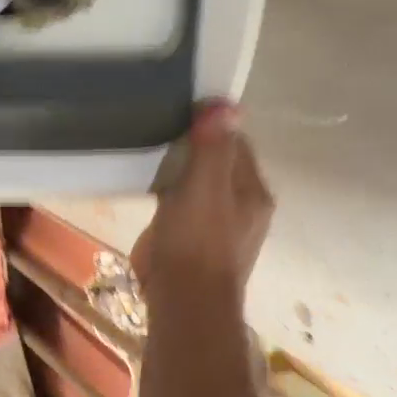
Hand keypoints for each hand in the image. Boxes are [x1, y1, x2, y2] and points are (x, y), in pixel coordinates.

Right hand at [132, 100, 273, 306]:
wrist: (182, 294)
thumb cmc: (197, 241)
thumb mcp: (203, 189)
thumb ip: (213, 149)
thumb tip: (226, 104)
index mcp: (252, 192)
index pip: (235, 142)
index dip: (211, 122)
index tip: (176, 102)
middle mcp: (240, 201)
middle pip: (217, 157)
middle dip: (192, 138)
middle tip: (153, 115)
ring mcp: (214, 216)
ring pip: (197, 174)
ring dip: (177, 158)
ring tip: (144, 136)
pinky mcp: (187, 227)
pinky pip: (180, 191)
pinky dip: (166, 178)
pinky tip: (143, 171)